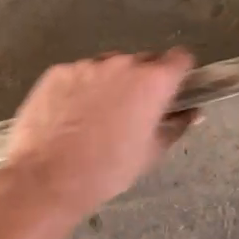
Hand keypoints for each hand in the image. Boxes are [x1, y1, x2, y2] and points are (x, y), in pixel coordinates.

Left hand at [0, 50, 198, 216]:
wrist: (45, 181)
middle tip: (131, 110)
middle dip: (143, 80)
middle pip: (144, 61)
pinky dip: (80, 88)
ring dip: (111, 82)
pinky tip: (69, 115)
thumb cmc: (108, 169)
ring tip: (95, 115)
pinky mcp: (58, 72)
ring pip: (109, 66)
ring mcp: (88, 65)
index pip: (181, 57)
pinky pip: (79, 73)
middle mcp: (124, 63)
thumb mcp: (152, 153)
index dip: (179, 72)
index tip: (172, 90)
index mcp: (154, 80)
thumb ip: (177, 126)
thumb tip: (193, 113)